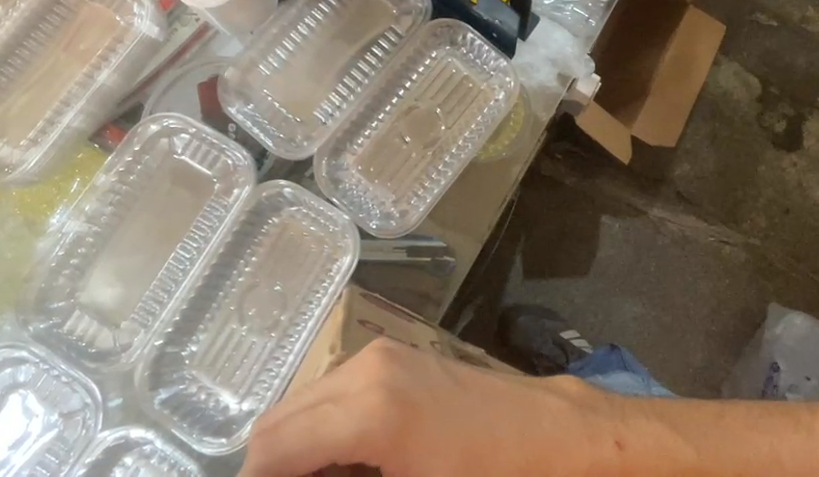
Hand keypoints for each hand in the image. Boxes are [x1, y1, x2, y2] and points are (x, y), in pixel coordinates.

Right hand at [240, 338, 619, 476]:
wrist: (548, 432)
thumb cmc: (486, 475)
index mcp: (368, 409)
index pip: (271, 448)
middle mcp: (365, 368)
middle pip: (278, 421)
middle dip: (274, 466)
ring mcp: (380, 354)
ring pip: (303, 404)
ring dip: (299, 449)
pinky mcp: (392, 354)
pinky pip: (332, 391)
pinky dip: (324, 427)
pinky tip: (350, 461)